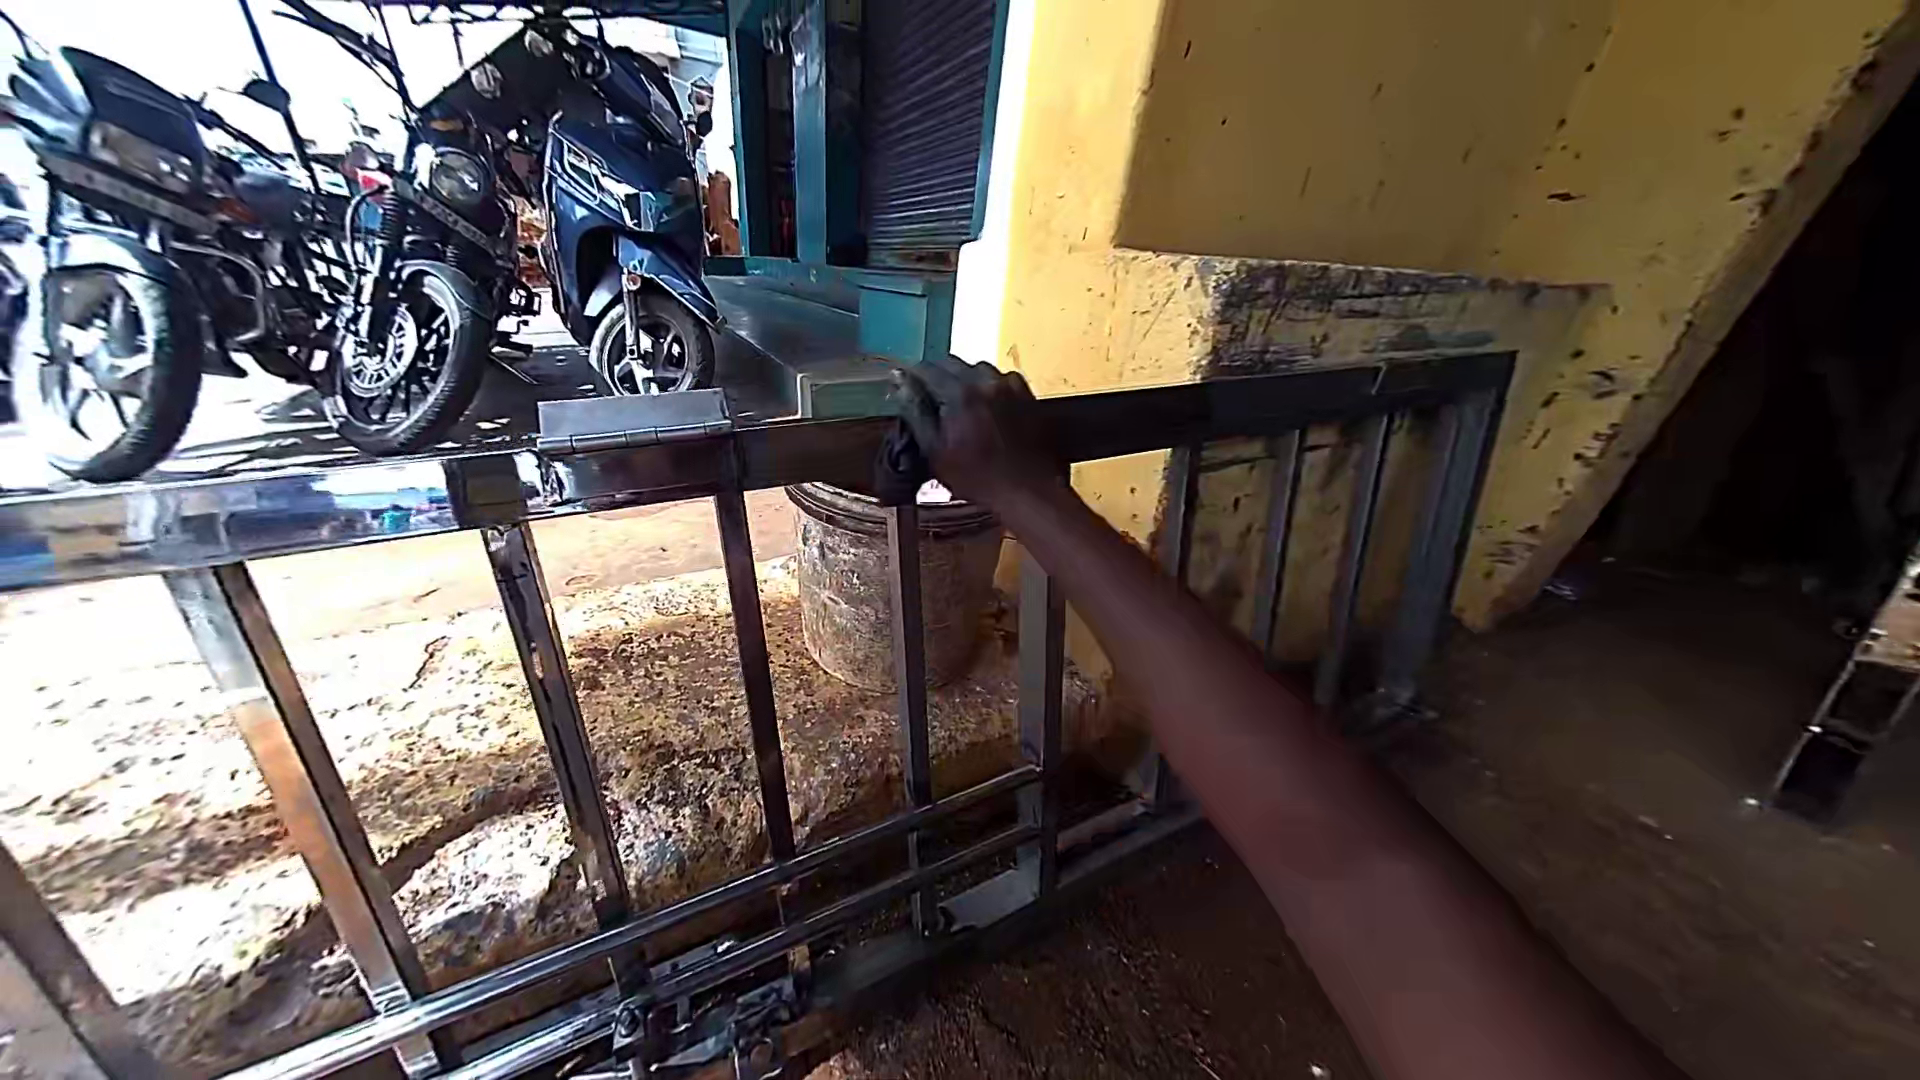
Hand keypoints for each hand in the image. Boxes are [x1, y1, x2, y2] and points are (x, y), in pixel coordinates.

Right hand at [891, 354, 1058, 507]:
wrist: (1028, 490)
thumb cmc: (977, 477)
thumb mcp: (935, 450)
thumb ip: (916, 411)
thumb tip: (900, 380)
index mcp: (960, 392)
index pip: (926, 368)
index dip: (912, 377)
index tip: (906, 387)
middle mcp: (986, 380)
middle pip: (952, 363)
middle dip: (937, 376)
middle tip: (931, 400)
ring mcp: (1010, 385)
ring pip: (978, 369)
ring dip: (964, 380)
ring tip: (960, 406)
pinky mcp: (1028, 395)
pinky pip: (1001, 380)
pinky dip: (988, 388)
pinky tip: (987, 409)